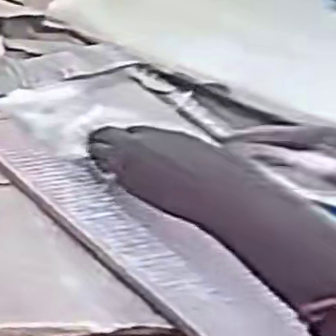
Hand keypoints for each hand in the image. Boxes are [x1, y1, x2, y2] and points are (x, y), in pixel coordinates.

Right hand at [89, 126, 277, 226]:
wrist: (239, 203)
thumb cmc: (187, 198)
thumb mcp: (133, 184)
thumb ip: (117, 167)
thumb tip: (110, 162)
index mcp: (127, 144)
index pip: (101, 136)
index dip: (96, 146)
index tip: (96, 155)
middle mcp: (155, 135)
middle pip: (127, 132)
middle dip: (121, 143)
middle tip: (118, 160)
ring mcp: (185, 138)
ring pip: (155, 137)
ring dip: (149, 149)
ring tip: (151, 170)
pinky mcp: (210, 145)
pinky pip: (182, 144)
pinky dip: (175, 154)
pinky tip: (180, 172)